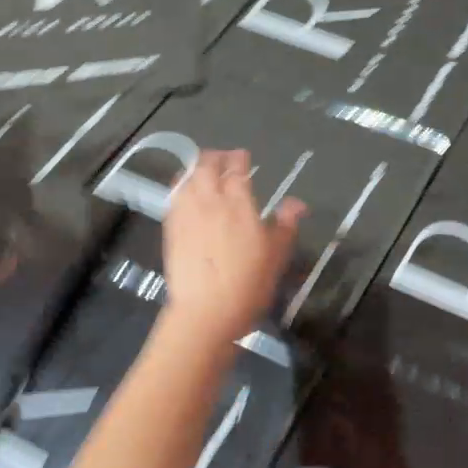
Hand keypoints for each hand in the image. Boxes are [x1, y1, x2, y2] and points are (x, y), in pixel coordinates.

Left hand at [162, 150, 304, 342]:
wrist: (206, 311)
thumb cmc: (249, 284)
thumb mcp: (277, 255)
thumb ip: (286, 224)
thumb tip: (297, 203)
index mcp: (239, 203)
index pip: (237, 169)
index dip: (239, 159)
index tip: (243, 156)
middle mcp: (210, 201)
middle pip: (207, 166)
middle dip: (215, 157)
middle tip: (223, 159)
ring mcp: (186, 213)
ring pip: (188, 177)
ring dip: (196, 168)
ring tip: (203, 170)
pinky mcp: (170, 228)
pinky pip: (174, 196)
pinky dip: (181, 186)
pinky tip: (186, 191)